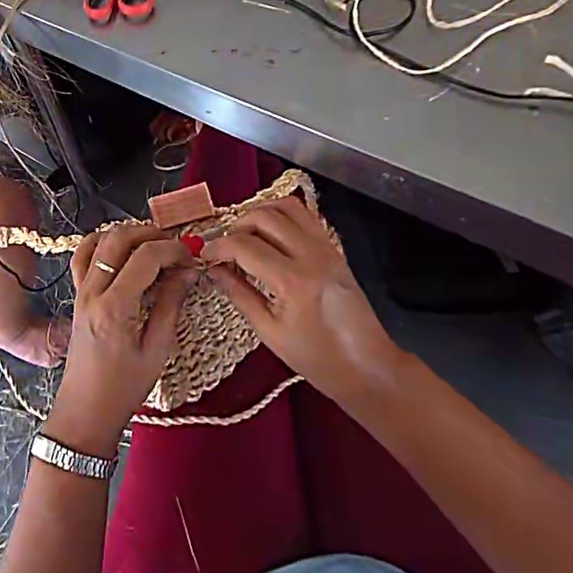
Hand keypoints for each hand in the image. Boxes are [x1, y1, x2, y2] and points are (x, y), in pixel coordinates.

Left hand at [44, 225, 197, 458]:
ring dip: (129, 234)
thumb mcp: (157, 349)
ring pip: (99, 240)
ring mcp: (81, 291)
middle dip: (152, 234)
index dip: (173, 249)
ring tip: (153, 246)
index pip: (146, 256)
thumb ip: (171, 303)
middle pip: (119, 238)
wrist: (85, 412)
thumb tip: (188, 270)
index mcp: (115, 307)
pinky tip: (123, 251)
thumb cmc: (124, 388)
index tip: (191, 257)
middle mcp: (93, 292)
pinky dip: (102, 243)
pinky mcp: (77, 295)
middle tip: (175, 247)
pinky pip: (83, 255)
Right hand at [202, 197, 405, 404]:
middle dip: (236, 226)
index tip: (205, 254)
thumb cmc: (317, 360)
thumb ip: (239, 294)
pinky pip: (306, 216)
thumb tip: (214, 269)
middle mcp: (311, 255)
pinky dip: (283, 215)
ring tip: (245, 234)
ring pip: (287, 207)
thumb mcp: (270, 332)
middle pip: (264, 217)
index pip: (244, 246)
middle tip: (224, 246)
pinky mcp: (335, 248)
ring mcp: (326, 247)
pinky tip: (270, 233)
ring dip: (260, 213)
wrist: (368, 366)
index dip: (219, 247)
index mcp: (292, 281)